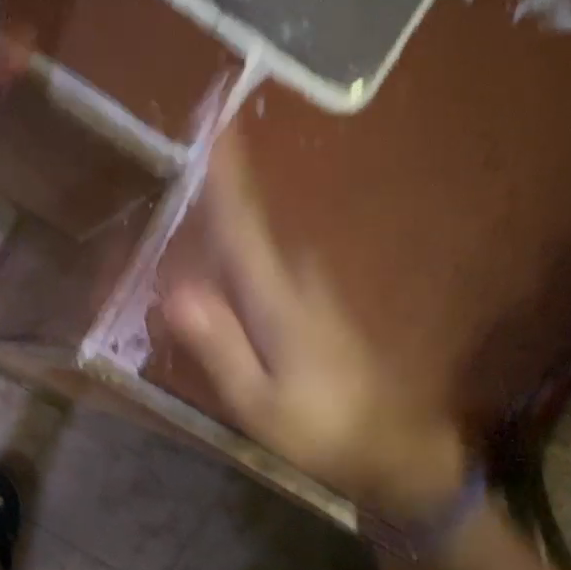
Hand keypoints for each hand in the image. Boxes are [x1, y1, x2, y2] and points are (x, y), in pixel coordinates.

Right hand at [161, 127, 466, 521]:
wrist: (395, 450)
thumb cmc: (321, 431)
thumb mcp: (257, 401)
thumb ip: (220, 345)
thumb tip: (175, 291)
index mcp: (279, 302)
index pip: (245, 227)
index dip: (228, 175)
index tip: (216, 120)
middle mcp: (301, 284)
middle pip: (250, 233)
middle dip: (217, 206)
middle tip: (180, 188)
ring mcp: (316, 296)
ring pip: (261, 254)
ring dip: (228, 239)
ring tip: (189, 233)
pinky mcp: (322, 312)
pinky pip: (271, 274)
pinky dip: (243, 268)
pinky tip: (222, 285)